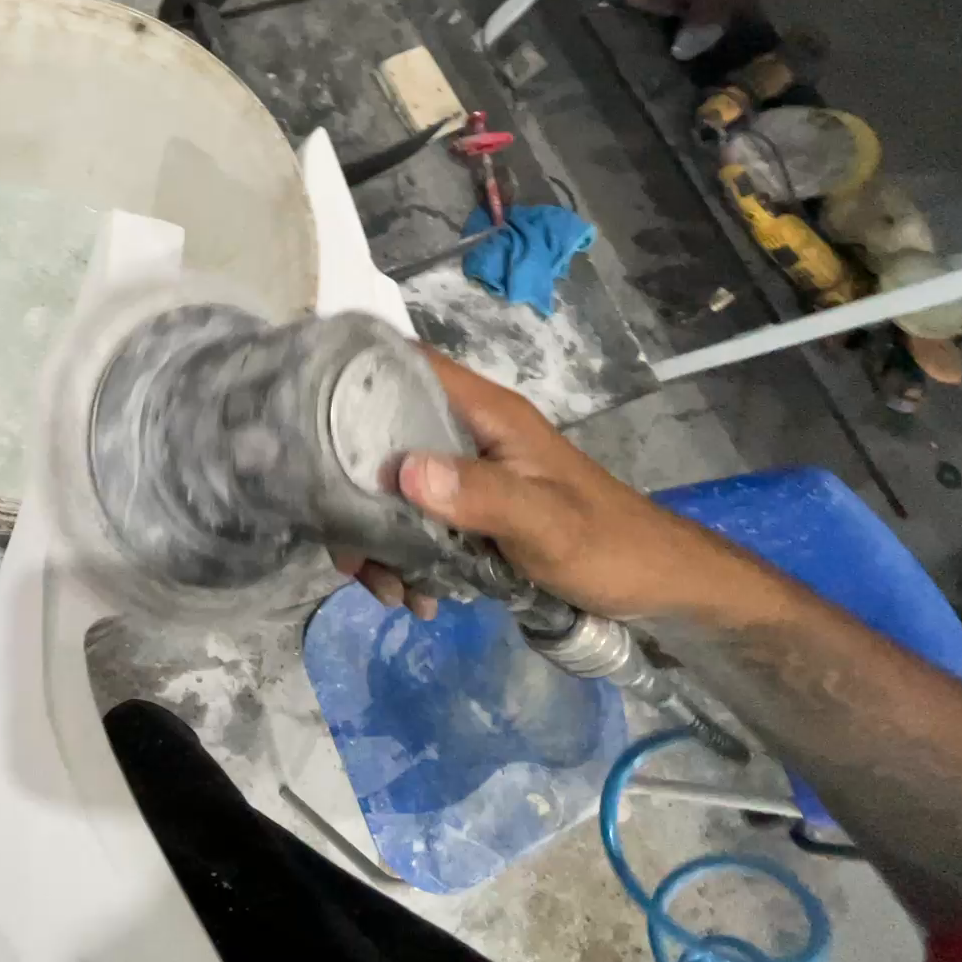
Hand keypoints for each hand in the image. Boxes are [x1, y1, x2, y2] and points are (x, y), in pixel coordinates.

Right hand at [341, 350, 747, 621]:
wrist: (659, 592)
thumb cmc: (611, 546)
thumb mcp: (548, 523)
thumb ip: (483, 496)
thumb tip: (403, 472)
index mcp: (482, 415)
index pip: (406, 365)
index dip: (352, 371)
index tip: (302, 406)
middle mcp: (460, 435)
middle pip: (378, 438)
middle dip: (351, 490)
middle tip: (347, 545)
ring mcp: (458, 475)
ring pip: (386, 490)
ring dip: (375, 539)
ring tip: (389, 589)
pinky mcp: (459, 512)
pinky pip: (407, 525)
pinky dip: (400, 560)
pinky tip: (415, 596)